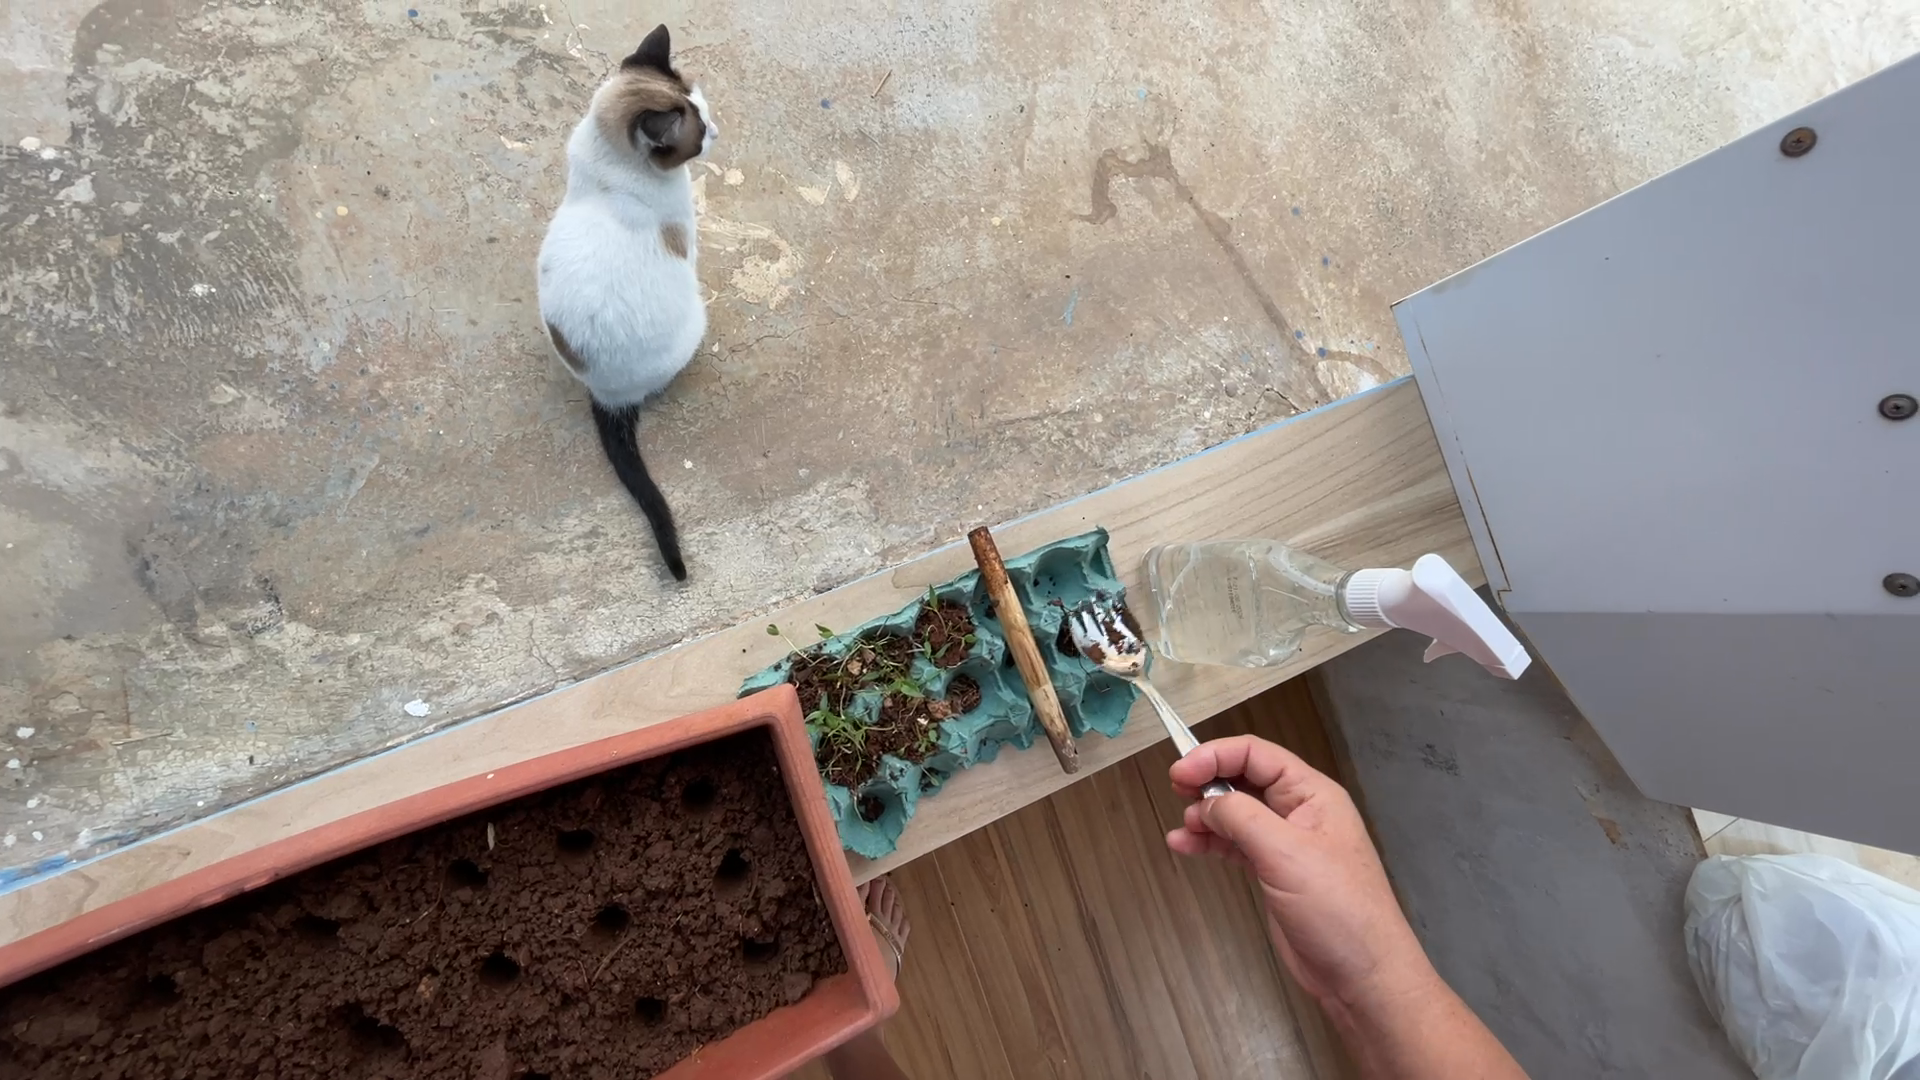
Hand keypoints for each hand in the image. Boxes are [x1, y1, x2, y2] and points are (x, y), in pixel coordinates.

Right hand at [1167, 735, 1434, 1011]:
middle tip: (1176, 791)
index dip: (1214, 755)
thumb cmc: (1337, 911)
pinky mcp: (1272, 870)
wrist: (1363, 982)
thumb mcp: (1285, 853)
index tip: (1180, 771)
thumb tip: (1206, 801)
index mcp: (1311, 794)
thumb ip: (1240, 816)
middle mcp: (1297, 811)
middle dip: (1207, 782)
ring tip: (1183, 831)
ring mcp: (1284, 842)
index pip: (1255, 754)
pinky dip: (1208, 842)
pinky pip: (1233, 842)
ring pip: (1233, 811)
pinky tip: (1185, 846)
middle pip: (1242, 778)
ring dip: (1203, 816)